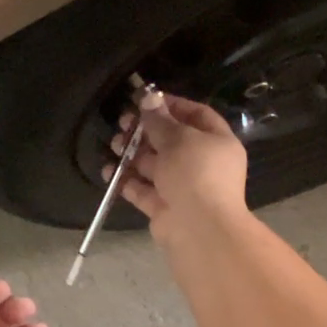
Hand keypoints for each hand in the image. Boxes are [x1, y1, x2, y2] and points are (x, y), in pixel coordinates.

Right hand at [105, 92, 249, 240]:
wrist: (199, 229)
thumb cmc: (195, 174)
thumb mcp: (178, 139)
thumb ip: (159, 119)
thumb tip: (149, 98)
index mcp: (217, 143)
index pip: (197, 115)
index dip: (172, 105)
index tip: (146, 100)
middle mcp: (202, 164)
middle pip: (171, 140)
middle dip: (145, 130)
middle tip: (123, 122)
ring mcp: (183, 187)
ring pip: (154, 165)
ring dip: (132, 153)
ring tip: (114, 144)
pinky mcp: (164, 207)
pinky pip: (143, 189)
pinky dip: (126, 181)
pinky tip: (109, 171)